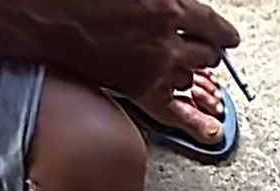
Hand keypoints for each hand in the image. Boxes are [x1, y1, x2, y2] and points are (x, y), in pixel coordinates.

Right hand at [26, 0, 239, 97]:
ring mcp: (156, 67)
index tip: (231, 39)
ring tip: (178, 62)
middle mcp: (167, 38)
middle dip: (209, 53)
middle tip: (208, 50)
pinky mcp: (142, 87)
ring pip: (190, 77)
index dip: (224, 33)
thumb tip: (180, 6)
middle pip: (208, 55)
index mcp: (167, 4)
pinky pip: (172, 94)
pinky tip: (164, 76)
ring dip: (188, 70)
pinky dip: (172, 85)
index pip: (211, 24)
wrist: (48, 16)